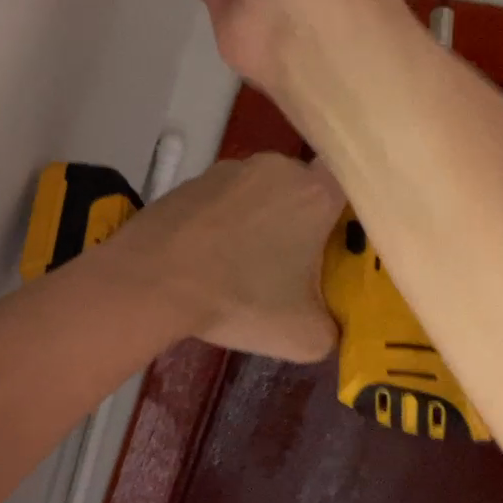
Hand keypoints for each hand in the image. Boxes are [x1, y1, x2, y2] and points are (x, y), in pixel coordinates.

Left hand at [111, 154, 343, 362]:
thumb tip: (326, 317)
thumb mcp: (308, 333)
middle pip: (302, 190)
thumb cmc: (237, 300)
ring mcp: (219, 172)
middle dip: (305, 222)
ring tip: (251, 267)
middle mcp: (269, 169)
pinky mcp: (184, 185)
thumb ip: (334, 319)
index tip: (353, 243)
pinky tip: (213, 259)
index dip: (355, 214)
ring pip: (257, 196)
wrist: (146, 281)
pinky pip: (219, 202)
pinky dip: (222, 225)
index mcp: (312, 191)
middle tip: (304, 264)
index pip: (353, 187)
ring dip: (259, 223)